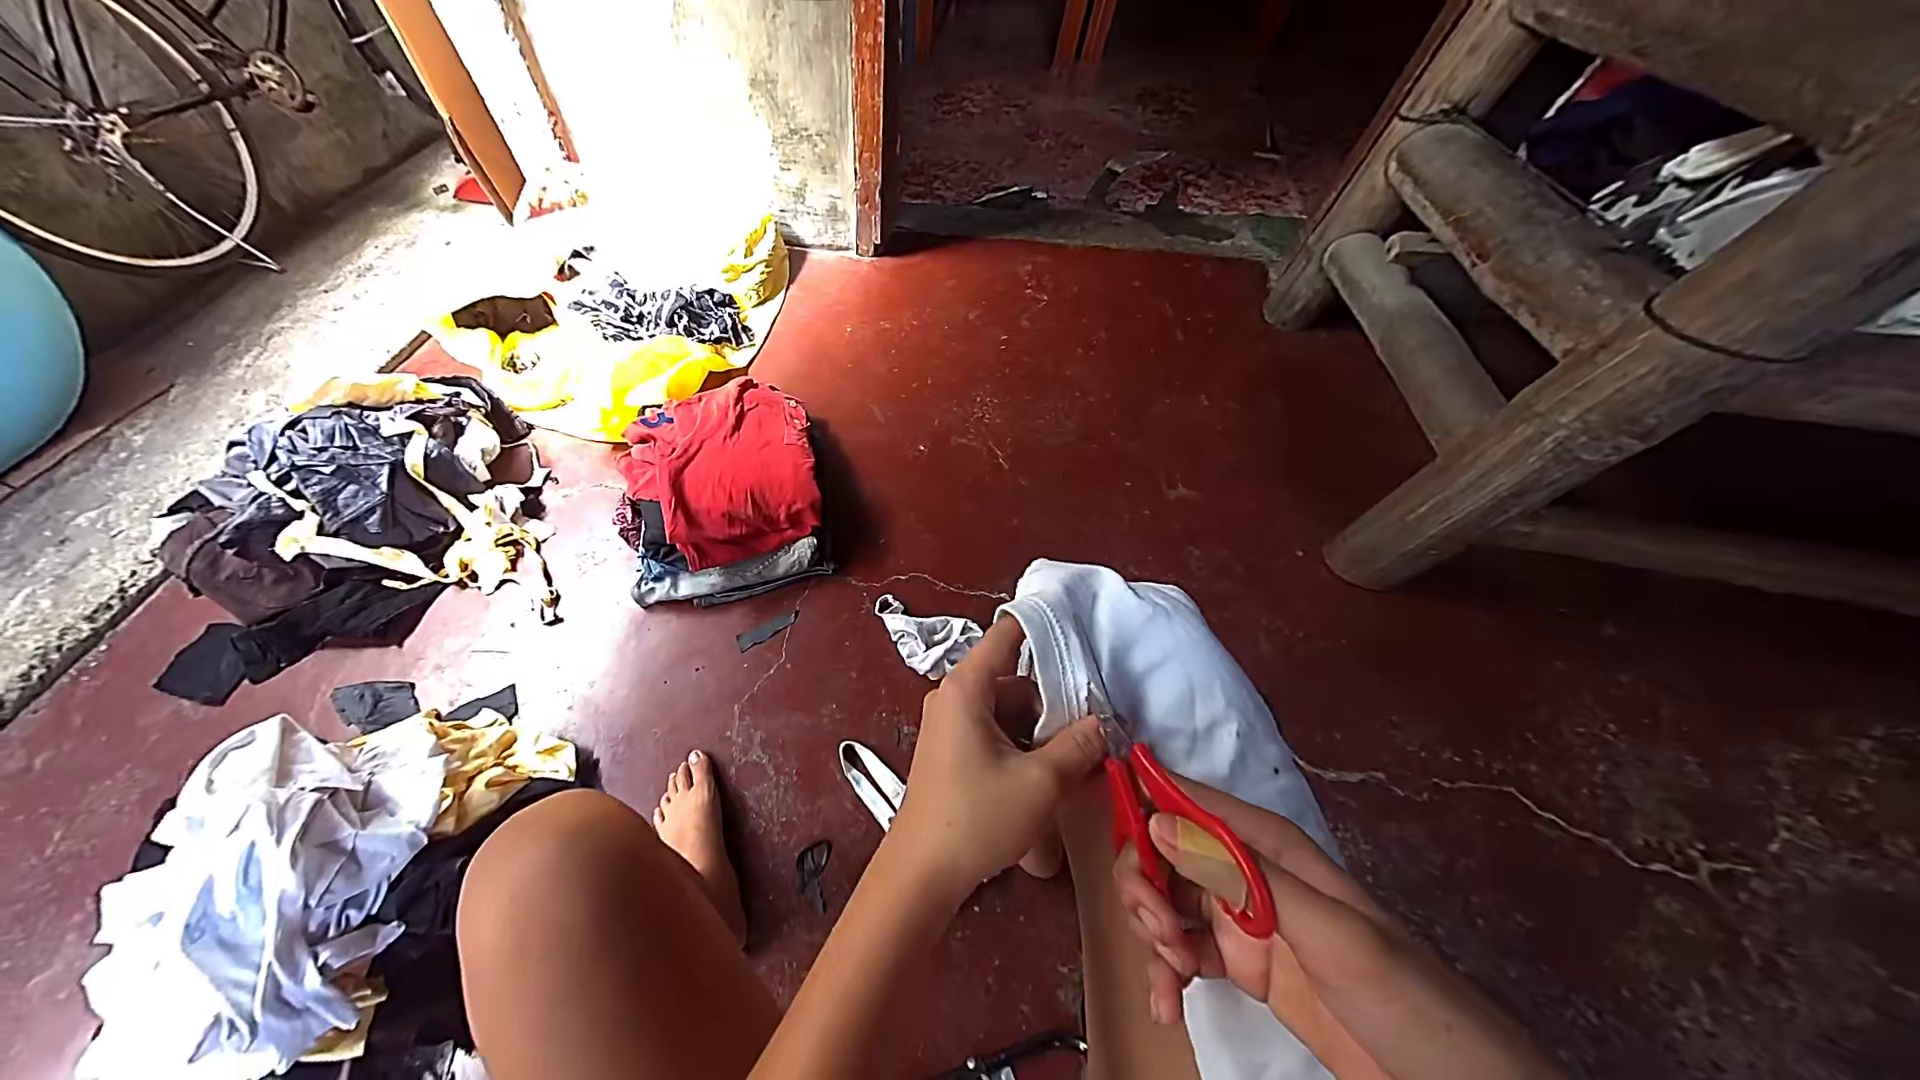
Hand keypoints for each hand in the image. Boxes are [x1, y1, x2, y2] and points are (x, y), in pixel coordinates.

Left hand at [886, 616, 1106, 900]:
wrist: (922, 873)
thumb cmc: (976, 818)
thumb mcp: (1040, 782)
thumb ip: (1078, 745)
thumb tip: (1102, 722)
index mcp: (966, 687)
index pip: (1009, 635)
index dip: (1046, 626)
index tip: (1085, 627)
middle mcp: (956, 696)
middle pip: (1017, 680)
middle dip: (1056, 702)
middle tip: (1095, 724)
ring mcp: (953, 724)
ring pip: (1011, 711)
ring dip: (1044, 731)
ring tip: (1081, 757)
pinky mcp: (955, 749)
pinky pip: (998, 733)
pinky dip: (1026, 747)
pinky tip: (1054, 774)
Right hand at [1116, 776, 1562, 1079]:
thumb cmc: (1403, 996)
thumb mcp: (1325, 931)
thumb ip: (1239, 873)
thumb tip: (1156, 821)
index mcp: (1267, 844)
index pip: (1189, 801)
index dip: (1145, 803)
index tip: (1117, 831)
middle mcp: (1246, 870)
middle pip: (1165, 851)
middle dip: (1147, 884)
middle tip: (1158, 930)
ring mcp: (1241, 917)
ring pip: (1165, 899)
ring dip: (1152, 929)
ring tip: (1170, 973)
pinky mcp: (1239, 963)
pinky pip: (1180, 950)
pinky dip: (1164, 970)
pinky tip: (1166, 1003)